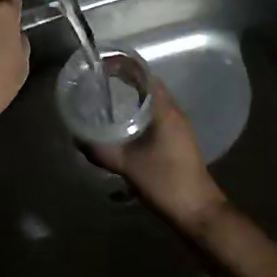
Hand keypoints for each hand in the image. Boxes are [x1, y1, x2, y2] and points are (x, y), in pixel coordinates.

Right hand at [89, 78, 227, 233]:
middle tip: (99, 80)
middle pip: (149, 84)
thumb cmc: (165, 182)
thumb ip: (101, 150)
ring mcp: (179, 126)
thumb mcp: (127, 165)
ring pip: (154, 100)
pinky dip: (140, 110)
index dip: (123, 66)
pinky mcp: (179, 139)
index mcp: (165, 110)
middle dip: (125, 78)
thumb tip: (77, 138)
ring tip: (108, 98)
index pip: (144, 74)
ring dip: (133, 95)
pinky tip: (125, 124)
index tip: (102, 66)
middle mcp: (175, 112)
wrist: (198, 211)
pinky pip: (157, 114)